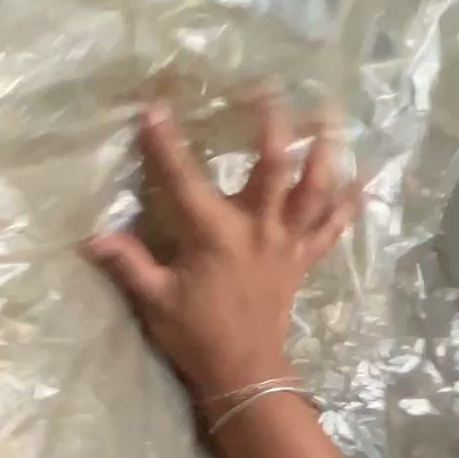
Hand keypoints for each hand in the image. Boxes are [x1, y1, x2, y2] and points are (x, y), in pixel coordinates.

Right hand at [84, 93, 361, 402]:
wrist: (241, 370)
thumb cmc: (194, 334)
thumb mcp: (154, 300)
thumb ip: (128, 264)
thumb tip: (93, 238)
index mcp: (215, 236)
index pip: (185, 181)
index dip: (166, 145)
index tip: (153, 110)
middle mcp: (258, 228)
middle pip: (272, 164)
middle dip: (271, 122)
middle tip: (268, 87)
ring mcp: (287, 241)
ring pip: (315, 185)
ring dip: (324, 146)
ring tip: (328, 111)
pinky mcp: (303, 258)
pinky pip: (333, 224)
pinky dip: (350, 199)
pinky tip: (365, 174)